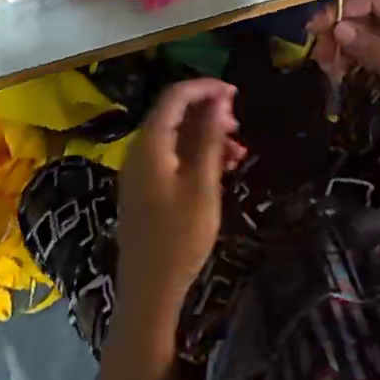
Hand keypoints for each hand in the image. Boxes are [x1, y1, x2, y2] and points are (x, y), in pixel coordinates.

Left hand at [115, 79, 244, 313]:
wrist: (148, 291)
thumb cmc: (179, 238)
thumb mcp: (202, 185)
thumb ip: (210, 139)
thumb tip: (220, 100)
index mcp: (151, 144)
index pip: (175, 96)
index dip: (205, 87)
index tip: (236, 93)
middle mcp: (140, 149)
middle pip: (174, 113)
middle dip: (208, 112)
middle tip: (239, 125)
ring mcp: (140, 169)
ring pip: (176, 135)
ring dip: (206, 135)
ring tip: (238, 151)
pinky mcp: (145, 187)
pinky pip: (172, 155)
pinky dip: (196, 154)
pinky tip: (221, 169)